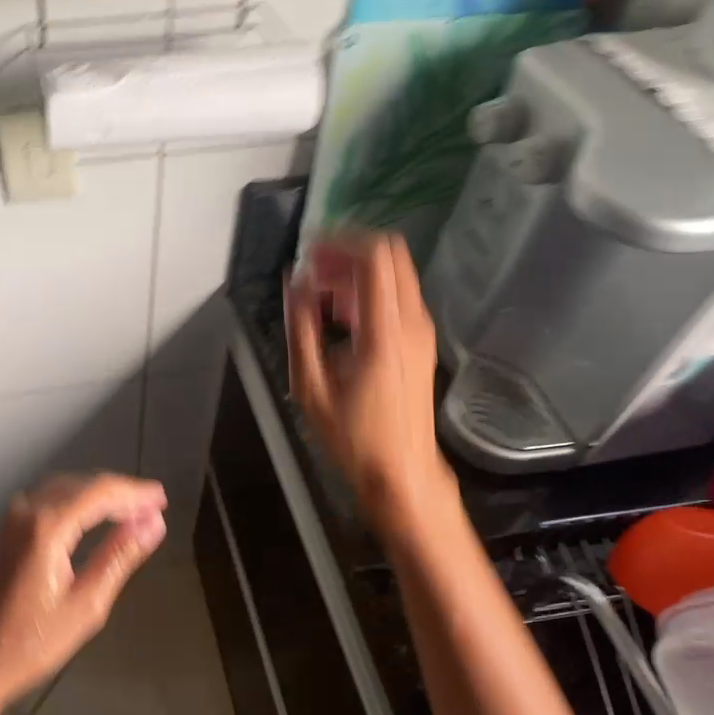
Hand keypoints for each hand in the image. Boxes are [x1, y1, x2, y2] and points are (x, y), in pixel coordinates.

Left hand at [0, 473, 166, 714]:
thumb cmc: (33, 642)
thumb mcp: (86, 603)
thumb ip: (120, 556)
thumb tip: (153, 524)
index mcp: (47, 526)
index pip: (100, 492)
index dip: (134, 492)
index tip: (161, 498)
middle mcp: (28, 511)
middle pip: (83, 485)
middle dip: (120, 493)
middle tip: (153, 507)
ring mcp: (14, 518)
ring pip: (66, 489)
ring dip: (99, 495)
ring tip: (133, 512)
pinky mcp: (9, 529)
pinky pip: (50, 500)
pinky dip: (78, 502)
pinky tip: (96, 517)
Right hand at [287, 233, 455, 529]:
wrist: (401, 472)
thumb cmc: (353, 436)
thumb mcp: (311, 386)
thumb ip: (300, 328)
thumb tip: (292, 285)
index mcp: (385, 331)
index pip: (375, 258)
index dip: (340, 243)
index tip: (307, 251)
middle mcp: (411, 322)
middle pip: (390, 255)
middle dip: (347, 252)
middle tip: (311, 268)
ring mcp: (421, 330)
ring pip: (394, 273)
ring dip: (355, 271)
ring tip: (317, 292)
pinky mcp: (420, 341)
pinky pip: (396, 295)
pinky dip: (366, 290)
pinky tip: (337, 313)